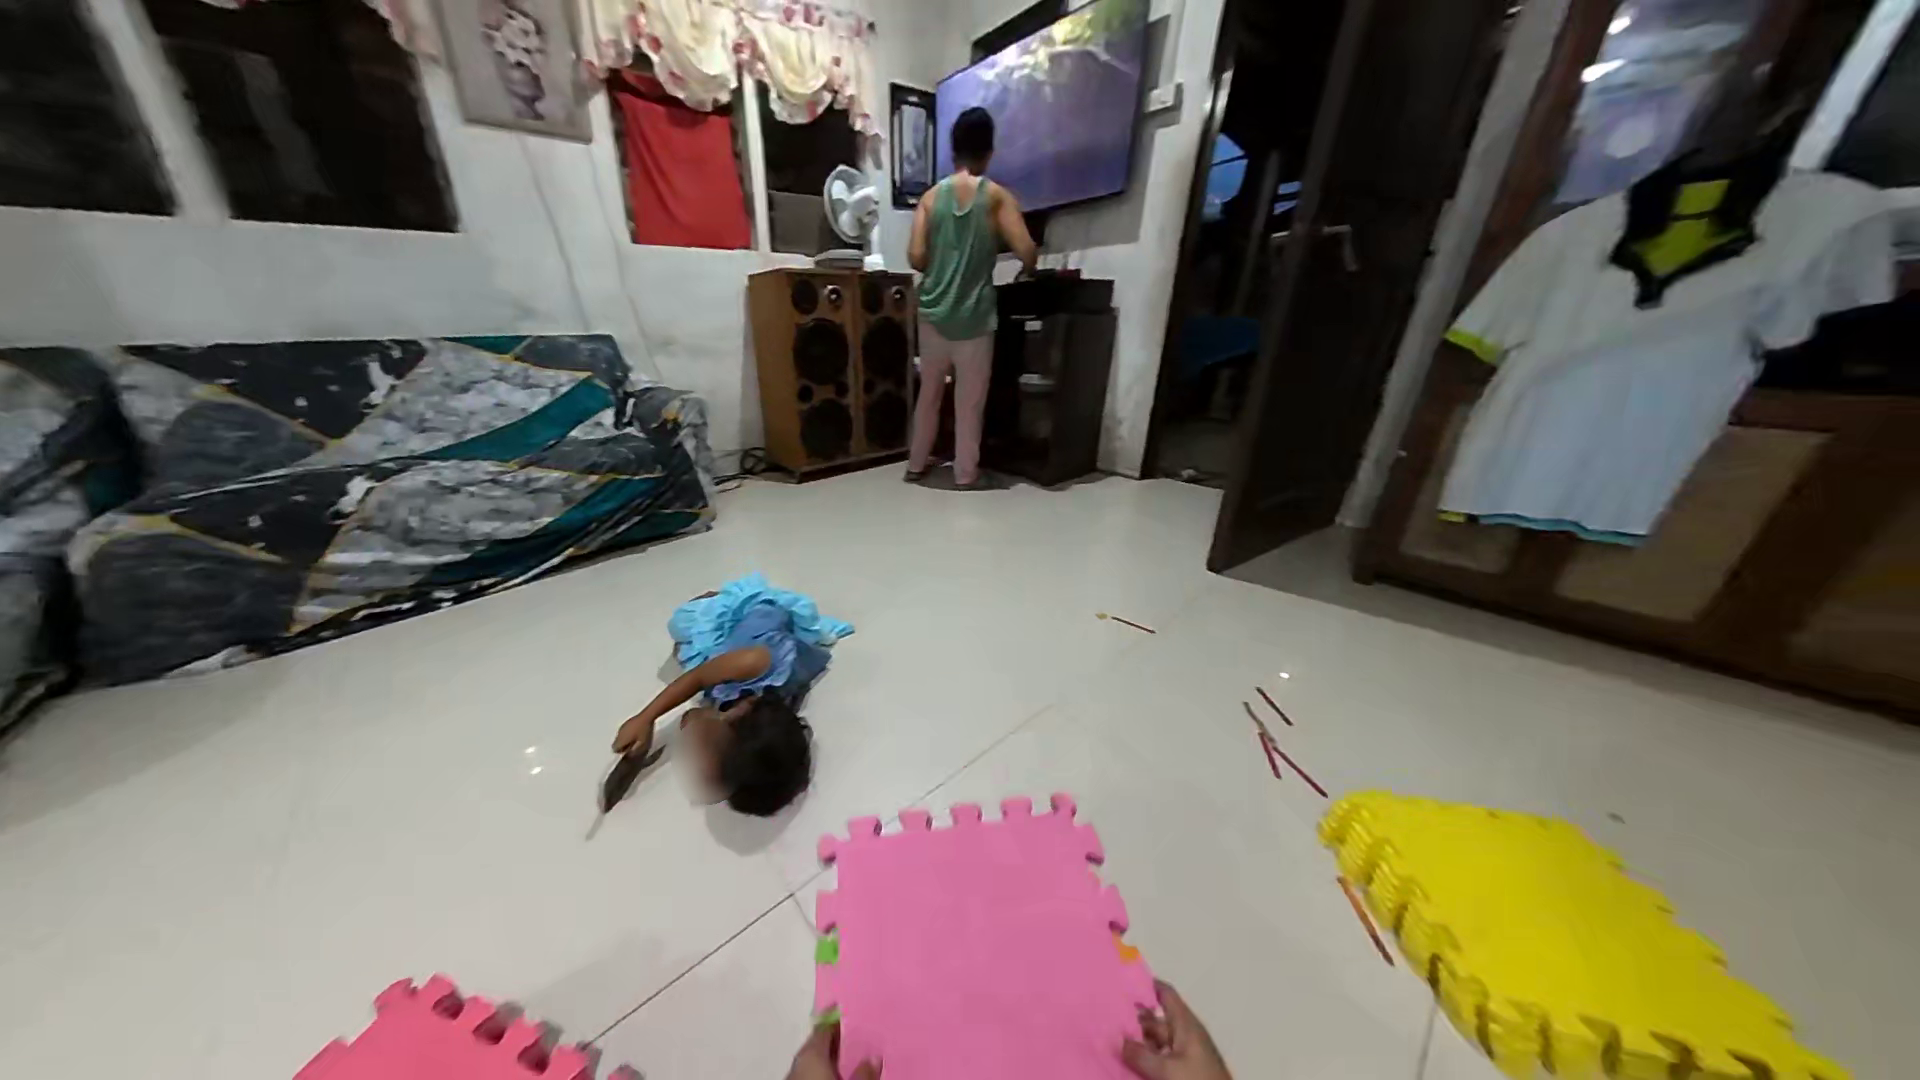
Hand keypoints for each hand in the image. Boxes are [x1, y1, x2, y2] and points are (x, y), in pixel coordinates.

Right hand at [612, 714, 652, 753]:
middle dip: (623, 745)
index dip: (621, 752)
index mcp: (620, 739)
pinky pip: (625, 730)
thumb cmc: (644, 731)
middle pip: (617, 743)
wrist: (648, 715)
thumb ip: (634, 753)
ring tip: (637, 738)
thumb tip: (628, 756)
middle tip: (634, 745)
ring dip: (626, 739)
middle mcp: (619, 733)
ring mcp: (622, 726)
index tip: (629, 751)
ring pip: (621, 736)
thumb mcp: (642, 745)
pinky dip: (629, 733)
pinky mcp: (627, 722)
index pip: (614, 749)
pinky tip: (637, 731)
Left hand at [786, 1022, 879, 1079]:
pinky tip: (835, 1079)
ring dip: (828, 1062)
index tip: (848, 1009)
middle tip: (854, 1034)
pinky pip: (808, 1078)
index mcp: (810, 1056)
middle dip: (833, 1042)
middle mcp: (797, 1066)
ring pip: (811, 1067)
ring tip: (849, 1060)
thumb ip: (864, 1073)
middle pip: (815, 1047)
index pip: (823, 1028)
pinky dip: (821, 1076)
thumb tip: (874, 1057)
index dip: (836, 1019)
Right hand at [1122, 981, 1231, 1079]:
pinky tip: (1133, 1066)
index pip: (1164, 992)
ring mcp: (1188, 1054)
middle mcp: (1186, 1033)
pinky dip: (1149, 1059)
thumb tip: (1119, 1040)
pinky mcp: (1188, 1072)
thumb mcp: (1166, 1071)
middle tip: (1110, 1019)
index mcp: (1185, 1023)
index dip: (1145, 985)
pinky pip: (1164, 1058)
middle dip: (1135, 1020)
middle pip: (1157, 1019)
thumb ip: (1140, 1055)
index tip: (1122, 984)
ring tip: (1116, 1044)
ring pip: (1158, 1041)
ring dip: (1140, 1043)